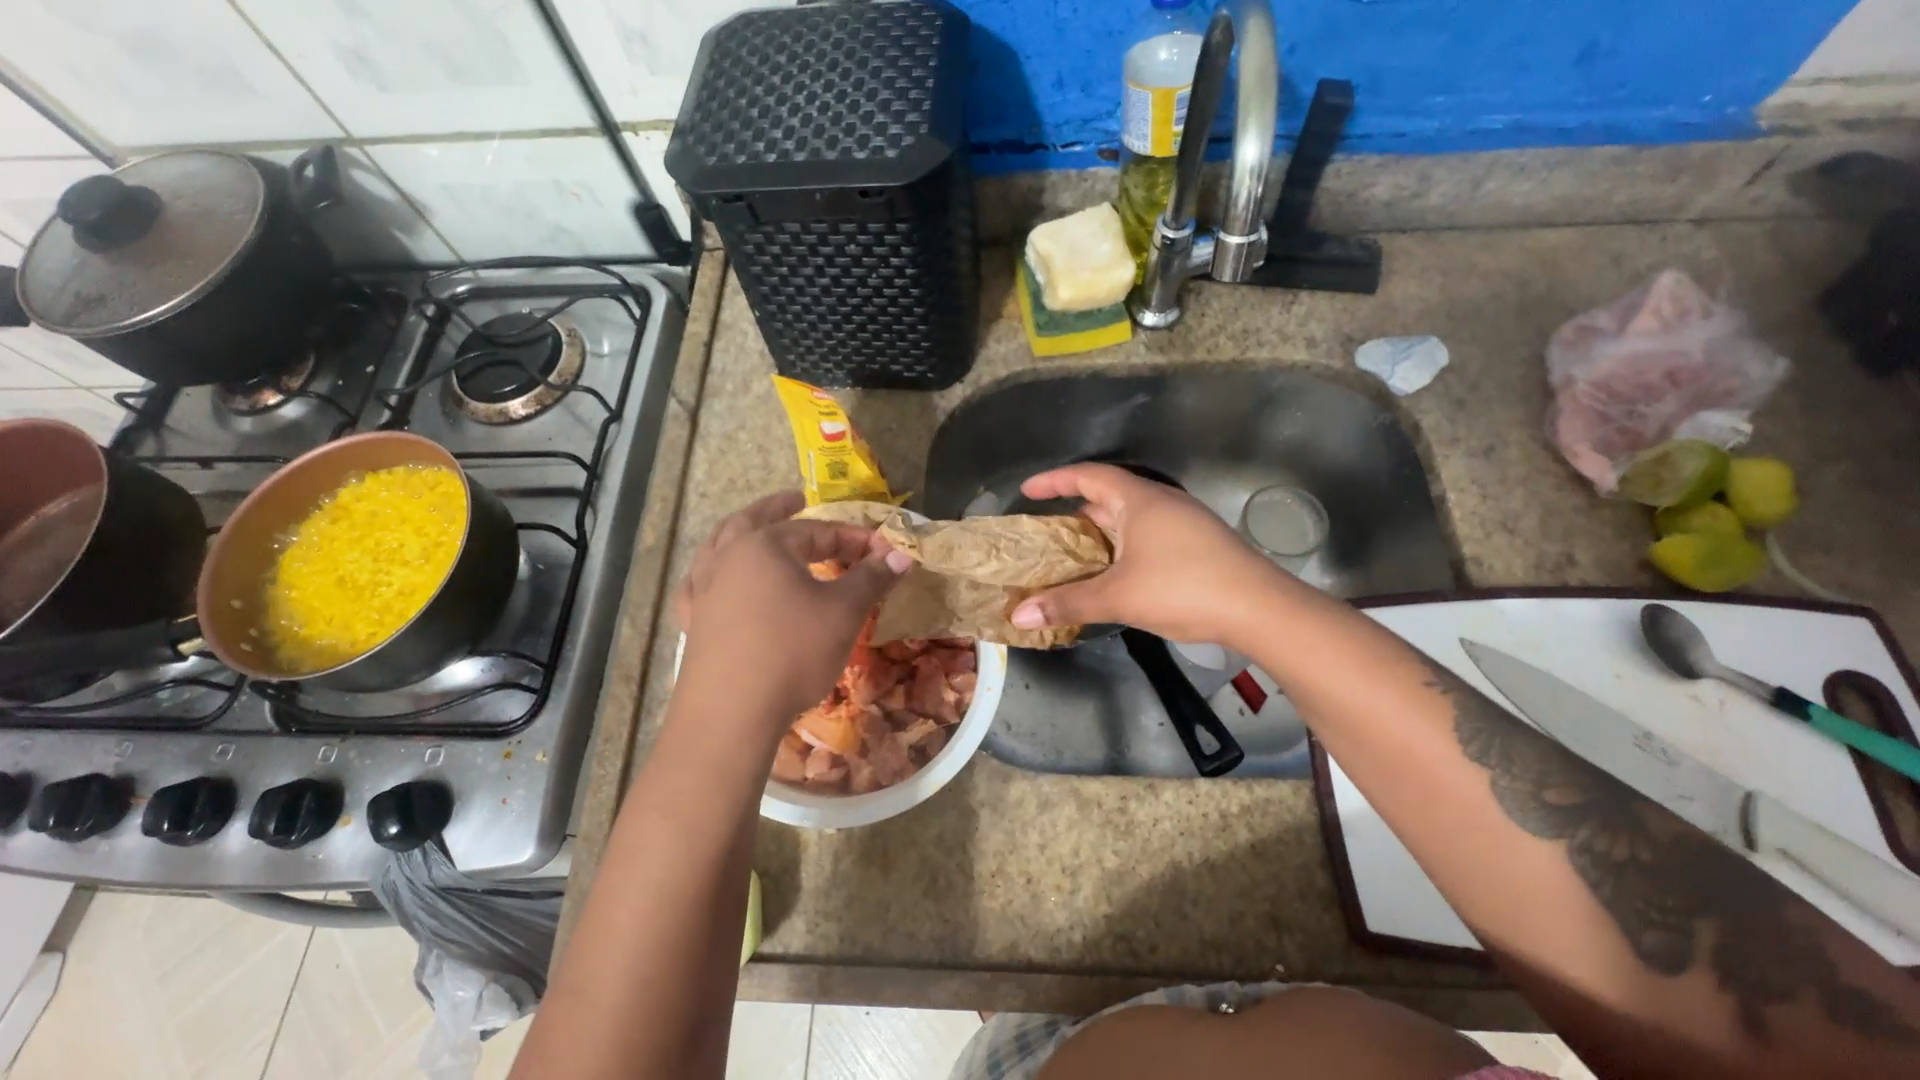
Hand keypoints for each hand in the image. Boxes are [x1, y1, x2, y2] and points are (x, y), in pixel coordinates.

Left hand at [673, 492, 911, 724]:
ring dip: (740, 533)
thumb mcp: (843, 612)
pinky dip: (709, 574)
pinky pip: (697, 585)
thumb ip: (871, 578)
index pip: (817, 531)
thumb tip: (901, 554)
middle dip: (778, 508)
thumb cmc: (792, 652)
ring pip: (718, 547)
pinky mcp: (692, 621)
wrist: (732, 711)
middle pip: (754, 522)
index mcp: (764, 546)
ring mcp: (703, 589)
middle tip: (796, 500)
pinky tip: (712, 579)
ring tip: (753, 528)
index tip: (883, 551)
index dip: (853, 539)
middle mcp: (727, 557)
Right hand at [1008, 464, 1297, 644]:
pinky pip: (1150, 536)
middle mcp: (1162, 502)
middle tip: (1050, 538)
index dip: (1055, 480)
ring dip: (1103, 535)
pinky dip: (1125, 549)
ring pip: (1132, 520)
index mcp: (1139, 500)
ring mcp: (1185, 523)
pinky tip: (1119, 576)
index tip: (1029, 491)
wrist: (1259, 608)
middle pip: (1110, 498)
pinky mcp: (1199, 545)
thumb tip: (1018, 615)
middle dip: (1077, 514)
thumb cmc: (1183, 589)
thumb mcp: (1118, 597)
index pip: (1089, 476)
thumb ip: (1068, 603)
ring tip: (1078, 560)